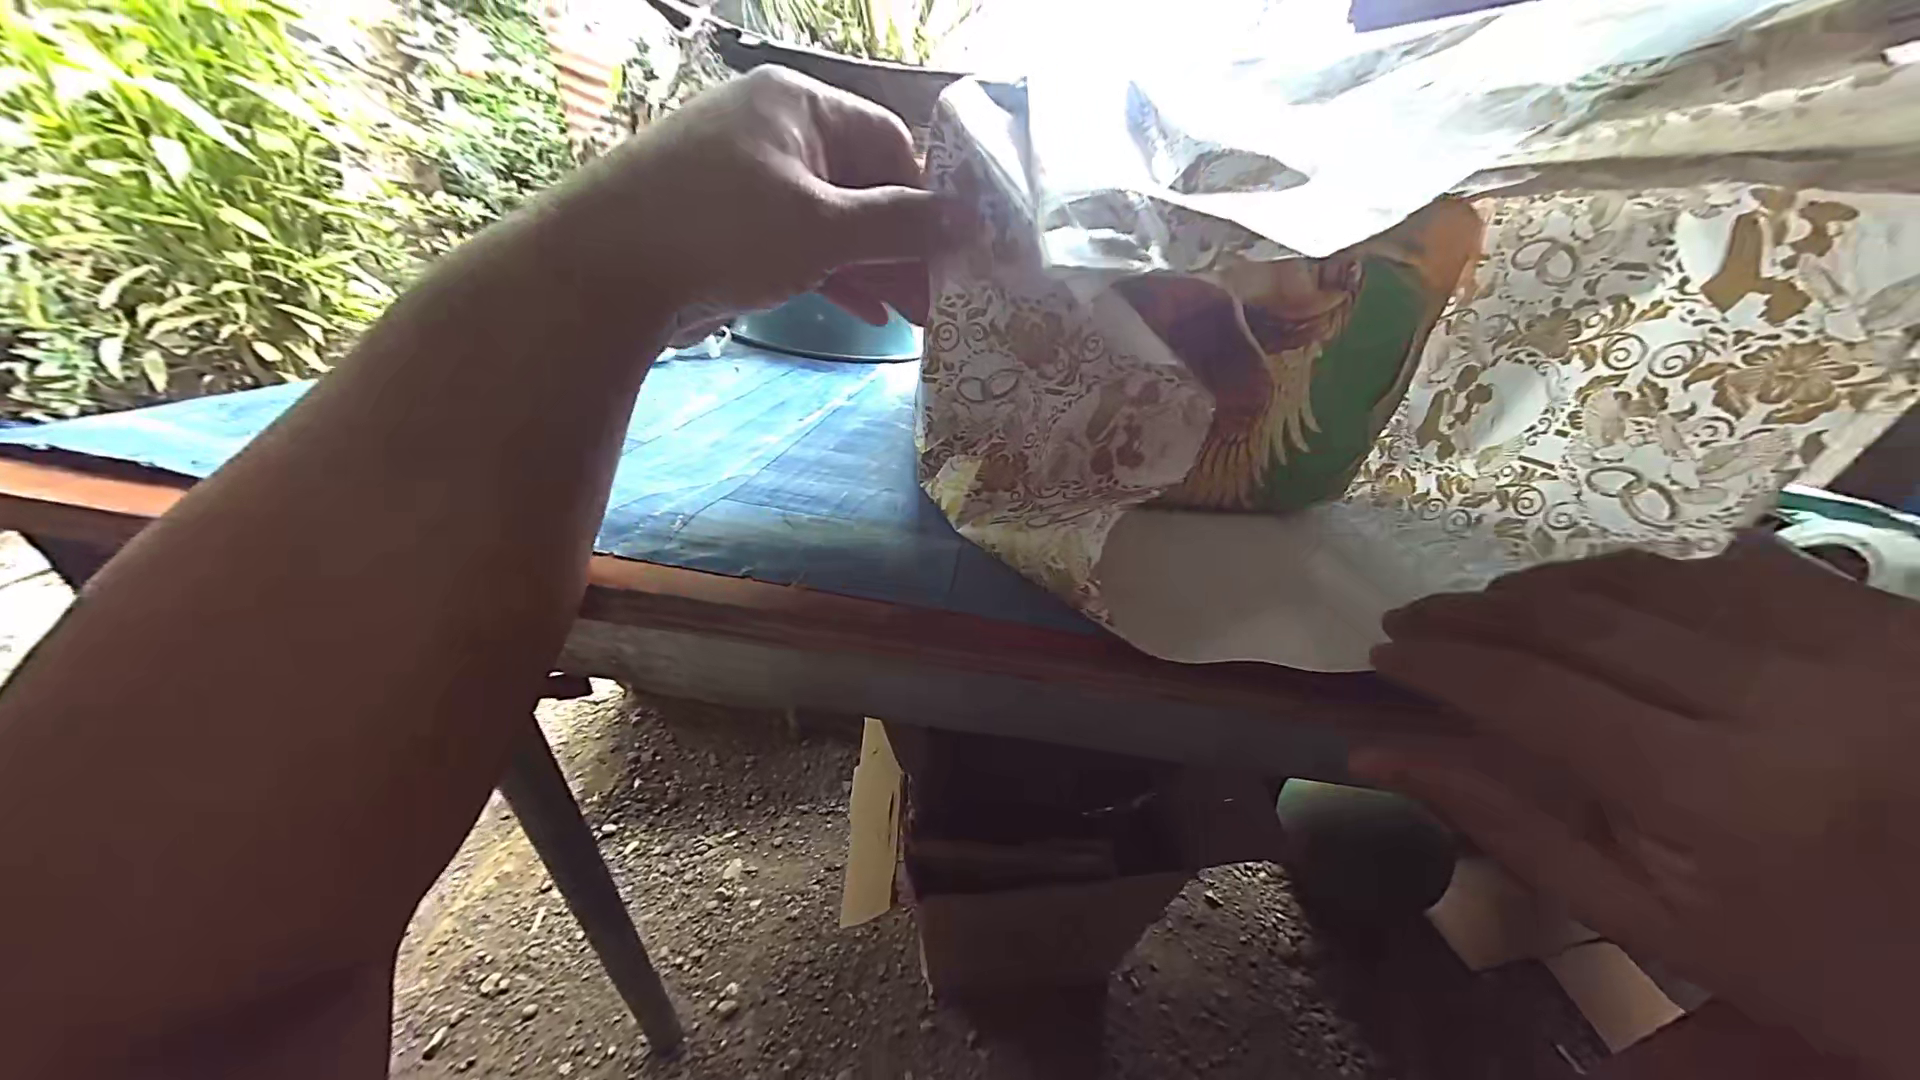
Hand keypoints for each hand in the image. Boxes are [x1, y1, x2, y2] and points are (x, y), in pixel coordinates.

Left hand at [545, 66, 962, 335]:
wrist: (607, 274)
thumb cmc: (725, 232)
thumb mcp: (824, 227)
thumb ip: (899, 225)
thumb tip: (966, 220)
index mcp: (800, 106)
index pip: (889, 144)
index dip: (925, 200)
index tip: (949, 255)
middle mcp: (778, 136)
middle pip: (864, 190)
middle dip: (903, 249)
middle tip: (934, 303)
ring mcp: (754, 185)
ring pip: (835, 227)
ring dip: (876, 272)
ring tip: (911, 319)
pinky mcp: (737, 231)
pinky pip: (804, 250)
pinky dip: (837, 280)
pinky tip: (869, 315)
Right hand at [1354, 539, 1919, 1076]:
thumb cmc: (1821, 958)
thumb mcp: (1648, 919)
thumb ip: (1501, 824)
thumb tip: (1373, 754)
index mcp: (1720, 797)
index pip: (1527, 694)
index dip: (1436, 666)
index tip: (1380, 656)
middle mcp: (1786, 703)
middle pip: (1571, 623)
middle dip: (1466, 614)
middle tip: (1409, 620)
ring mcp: (1854, 648)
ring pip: (1637, 580)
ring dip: (1533, 587)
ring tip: (1481, 607)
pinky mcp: (1892, 622)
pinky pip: (1720, 567)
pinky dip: (1626, 576)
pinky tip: (1587, 596)